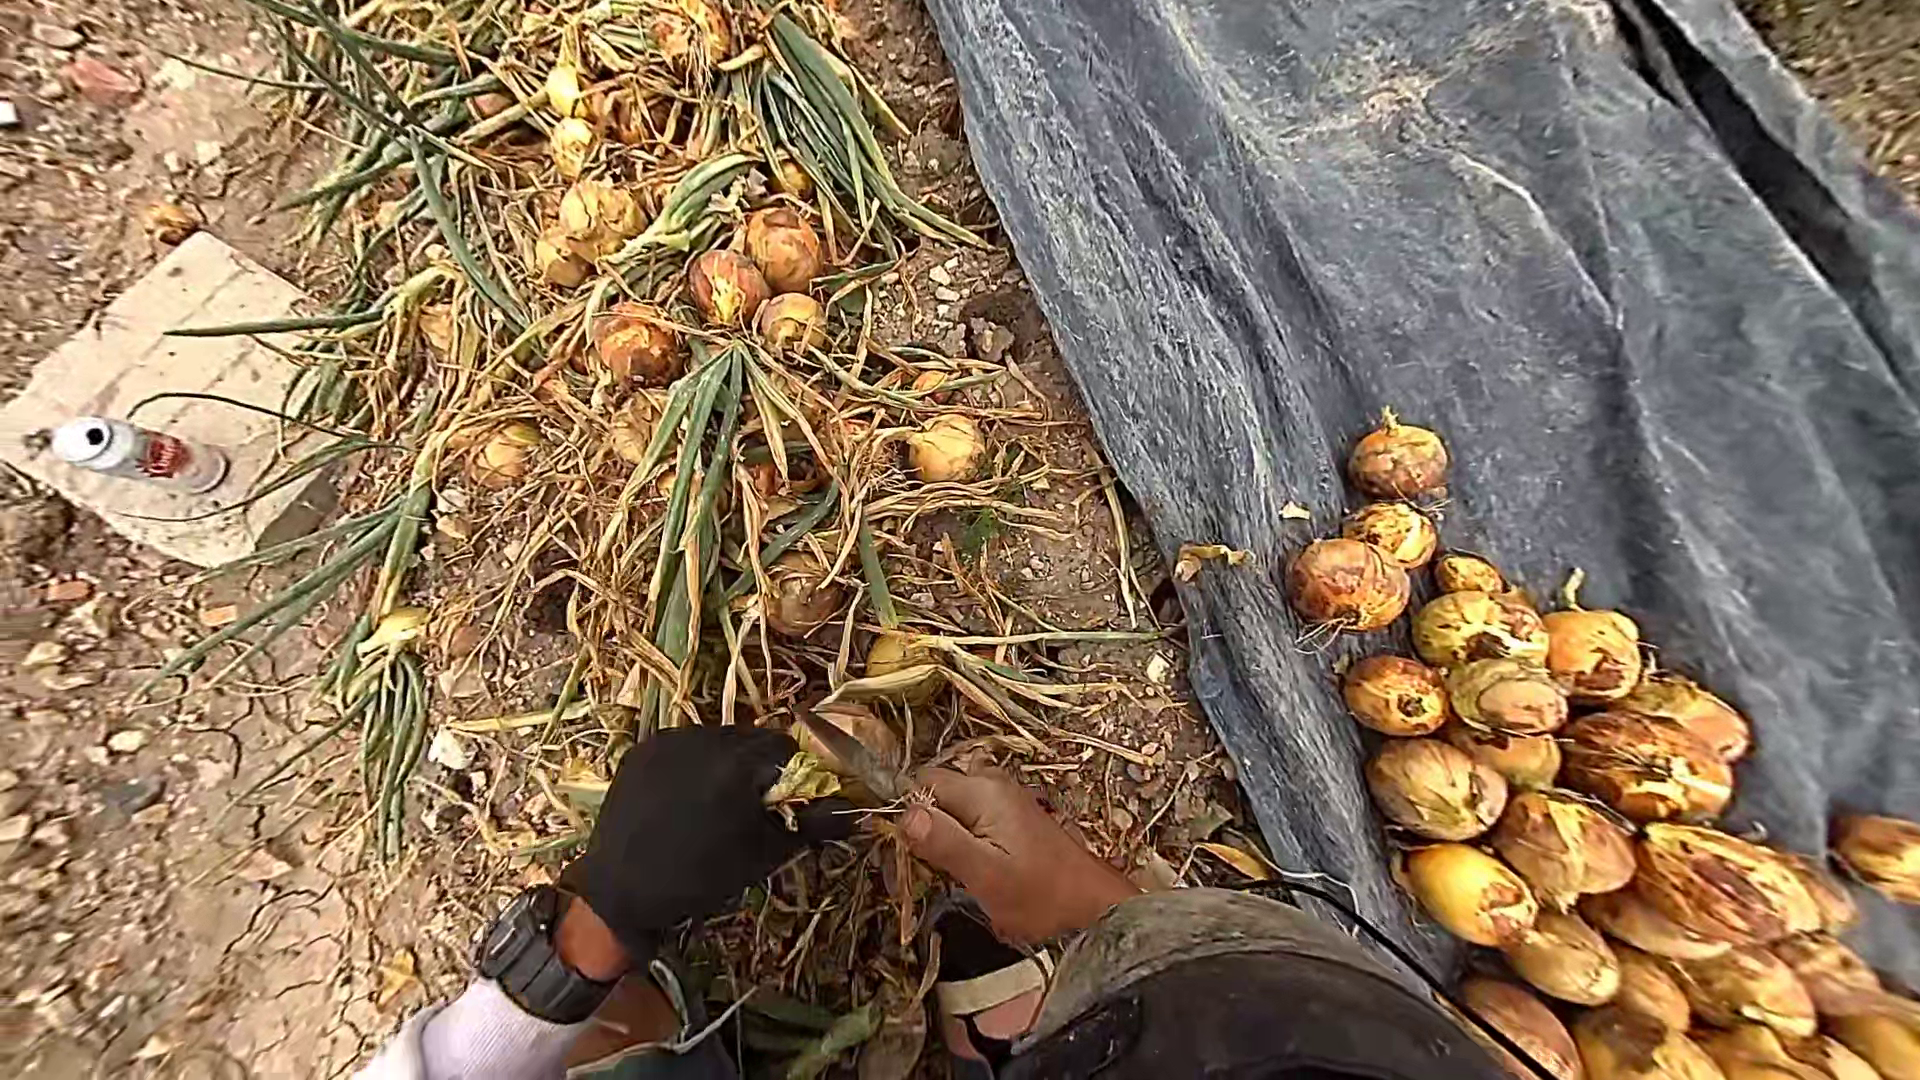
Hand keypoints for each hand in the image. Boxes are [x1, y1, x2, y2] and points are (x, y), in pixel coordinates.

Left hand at [562, 725, 851, 961]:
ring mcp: (673, 739)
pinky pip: (689, 743)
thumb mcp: (765, 852)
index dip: (789, 774)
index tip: (780, 800)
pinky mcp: (647, 746)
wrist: (620, 896)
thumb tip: (857, 811)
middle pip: (754, 739)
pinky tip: (685, 791)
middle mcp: (708, 738)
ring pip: (722, 738)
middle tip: (748, 801)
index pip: (785, 749)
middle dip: (759, 765)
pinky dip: (696, 760)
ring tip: (714, 797)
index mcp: (739, 763)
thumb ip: (813, 824)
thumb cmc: (702, 877)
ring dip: (729, 760)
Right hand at [901, 762, 1140, 944]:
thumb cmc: (1037, 893)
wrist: (1088, 901)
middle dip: (928, 821)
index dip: (910, 814)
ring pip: (951, 798)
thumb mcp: (985, 875)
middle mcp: (990, 779)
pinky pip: (970, 806)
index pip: (922, 783)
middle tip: (939, 863)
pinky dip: (963, 828)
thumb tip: (904, 814)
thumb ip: (944, 841)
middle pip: (936, 787)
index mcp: (980, 789)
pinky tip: (976, 858)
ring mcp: (1001, 790)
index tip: (915, 851)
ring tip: (958, 864)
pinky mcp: (1009, 806)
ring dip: (945, 827)